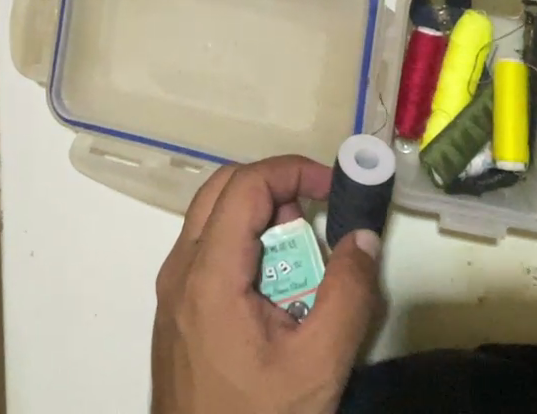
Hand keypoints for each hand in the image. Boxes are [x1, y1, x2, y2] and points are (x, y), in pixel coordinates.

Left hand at [152, 156, 382, 413]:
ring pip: (215, 218)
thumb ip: (347, 294)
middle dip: (275, 188)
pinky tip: (278, 290)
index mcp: (207, 274)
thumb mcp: (317, 366)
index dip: (291, 170)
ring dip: (261, 218)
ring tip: (303, 257)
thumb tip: (362, 236)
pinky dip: (246, 245)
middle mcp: (180, 268)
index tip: (333, 186)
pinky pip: (210, 250)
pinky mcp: (178, 309)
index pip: (245, 185)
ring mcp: (173, 289)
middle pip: (223, 190)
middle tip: (316, 215)